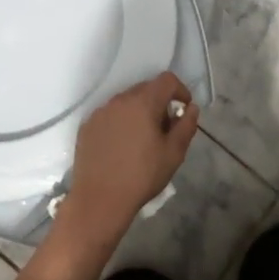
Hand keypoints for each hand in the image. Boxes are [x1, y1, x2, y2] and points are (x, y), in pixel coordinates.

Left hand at [60, 72, 198, 241]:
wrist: (99, 199)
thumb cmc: (142, 176)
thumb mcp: (173, 154)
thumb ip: (186, 126)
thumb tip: (191, 109)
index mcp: (143, 102)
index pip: (167, 80)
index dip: (180, 90)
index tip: (184, 110)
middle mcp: (119, 100)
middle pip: (146, 89)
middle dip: (160, 102)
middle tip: (165, 129)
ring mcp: (100, 112)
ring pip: (126, 102)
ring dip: (139, 112)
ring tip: (143, 139)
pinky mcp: (87, 126)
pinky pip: (110, 115)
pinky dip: (121, 122)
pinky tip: (122, 146)